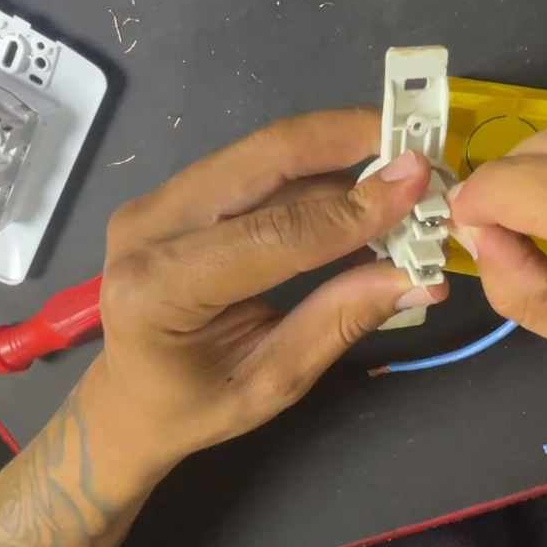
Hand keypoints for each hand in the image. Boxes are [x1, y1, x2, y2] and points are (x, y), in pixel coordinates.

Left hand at [82, 109, 447, 467]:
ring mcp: (157, 203)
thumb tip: (419, 277)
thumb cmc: (191, 407)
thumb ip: (338, 321)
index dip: (351, 207)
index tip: (419, 182)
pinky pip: (255, 168)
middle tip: (414, 139)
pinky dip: (315, 170)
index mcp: (158, 288)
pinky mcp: (175, 195)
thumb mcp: (271, 382)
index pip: (271, 234)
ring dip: (335, 150)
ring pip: (260, 153)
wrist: (127, 400)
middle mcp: (148, 228)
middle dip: (344, 139)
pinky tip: (360, 182)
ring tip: (399, 163)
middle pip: (260, 159)